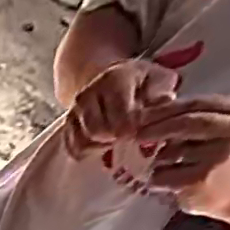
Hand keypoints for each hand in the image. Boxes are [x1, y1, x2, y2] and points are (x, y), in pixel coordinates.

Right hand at [64, 59, 178, 155]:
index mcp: (114, 79)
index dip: (129, 127)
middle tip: (127, 137)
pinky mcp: (65, 127)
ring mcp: (72, 112)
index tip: (136, 133)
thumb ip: (162, 91)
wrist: (105, 81)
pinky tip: (101, 145)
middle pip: (97, 130)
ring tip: (115, 140)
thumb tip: (164, 104)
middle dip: (114, 138)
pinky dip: (87, 151)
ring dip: (100, 146)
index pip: (118, 111)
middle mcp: (88, 94)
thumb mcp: (159, 78)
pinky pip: (73, 148)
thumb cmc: (138, 82)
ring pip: (82, 142)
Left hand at [136, 94, 229, 219]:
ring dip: (158, 159)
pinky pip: (161, 174)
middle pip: (186, 122)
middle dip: (155, 127)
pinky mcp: (199, 179)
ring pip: (169, 151)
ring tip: (169, 165)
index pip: (199, 103)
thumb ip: (196, 116)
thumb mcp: (222, 129)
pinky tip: (169, 181)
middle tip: (135, 134)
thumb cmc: (223, 157)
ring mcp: (220, 155)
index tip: (140, 115)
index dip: (165, 109)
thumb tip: (153, 105)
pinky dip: (156, 178)